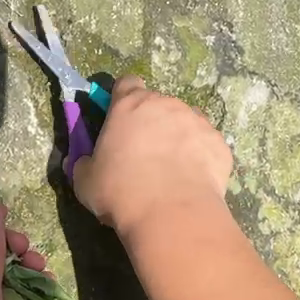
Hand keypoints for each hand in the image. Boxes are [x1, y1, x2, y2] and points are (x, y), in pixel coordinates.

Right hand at [73, 76, 233, 238]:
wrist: (170, 215)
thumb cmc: (120, 193)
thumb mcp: (86, 183)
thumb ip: (83, 165)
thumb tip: (80, 162)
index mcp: (130, 105)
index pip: (126, 84)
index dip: (122, 100)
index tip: (120, 122)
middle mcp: (166, 104)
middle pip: (158, 106)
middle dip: (152, 125)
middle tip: (144, 158)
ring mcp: (197, 121)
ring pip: (186, 124)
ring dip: (178, 140)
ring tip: (172, 173)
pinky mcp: (219, 144)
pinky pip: (206, 147)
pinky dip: (200, 160)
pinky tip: (192, 184)